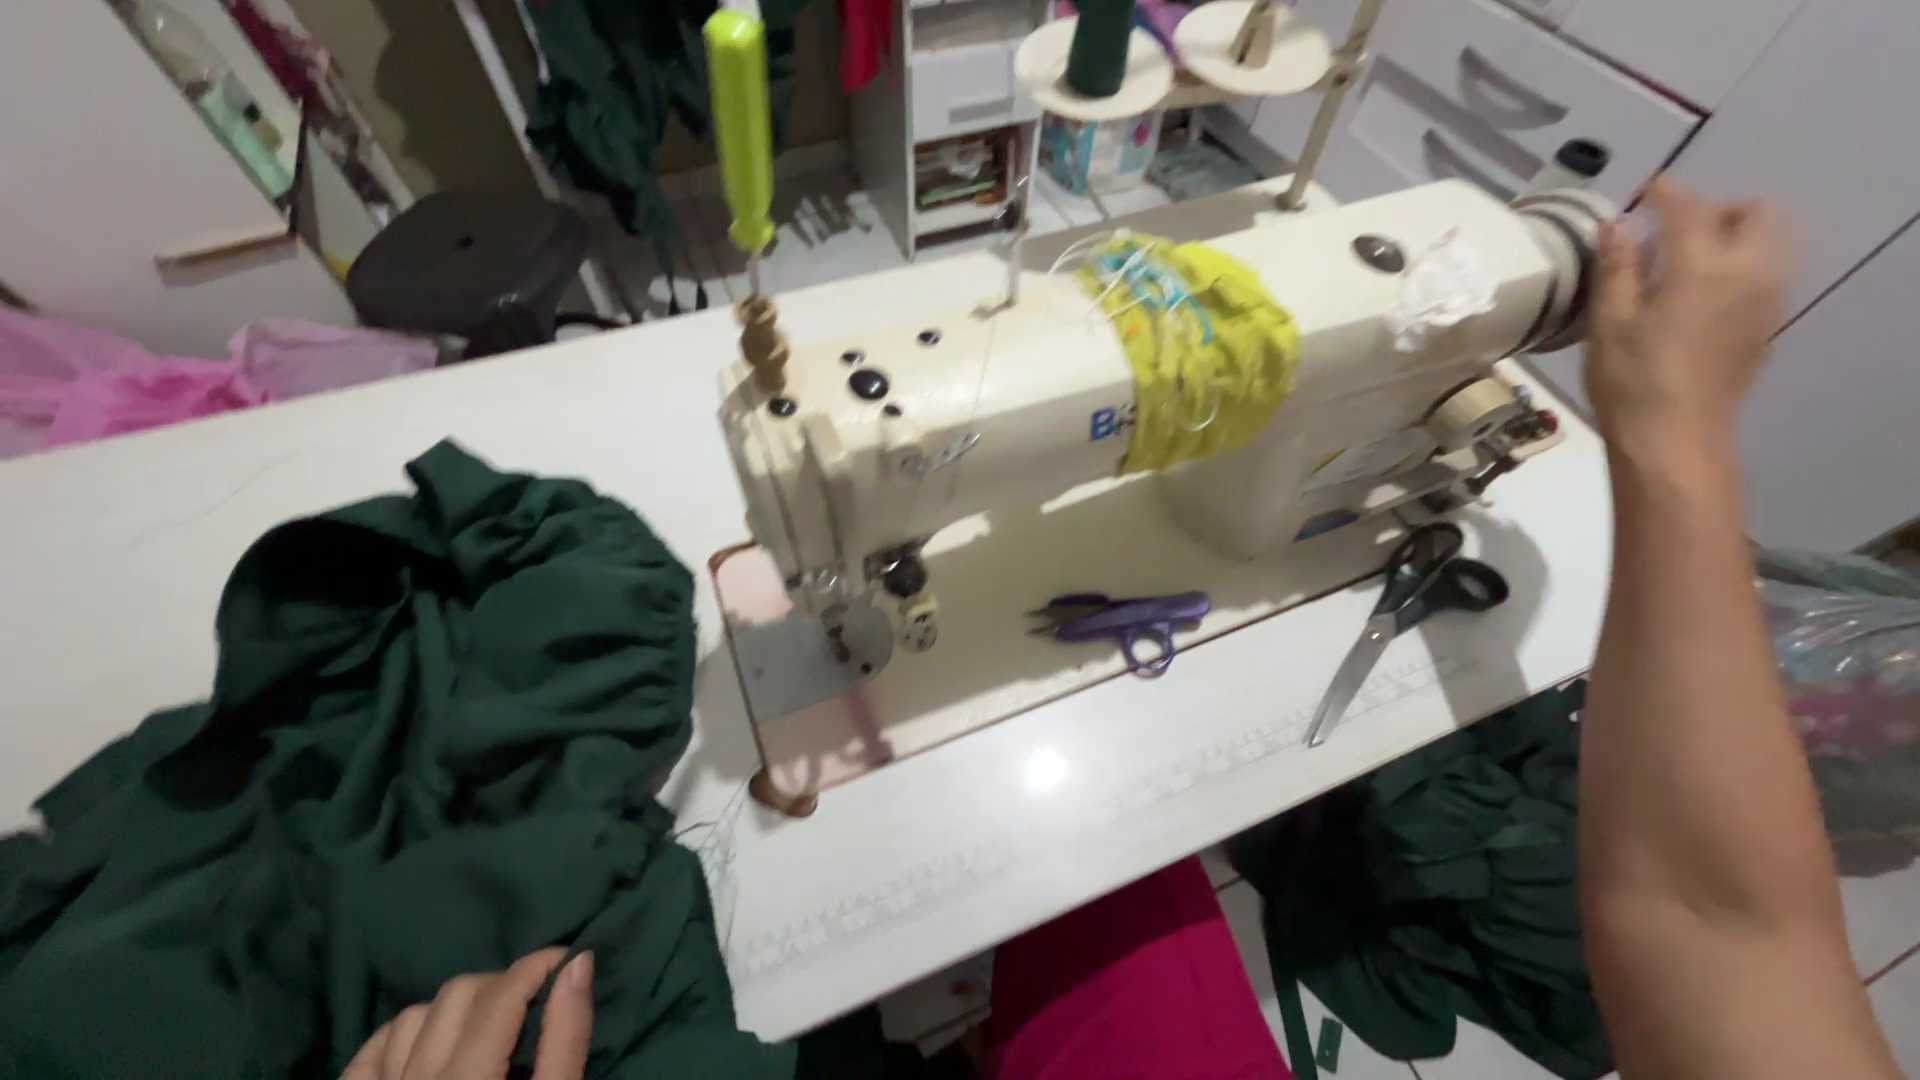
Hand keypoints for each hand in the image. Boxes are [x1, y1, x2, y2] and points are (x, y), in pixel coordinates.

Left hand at [341, 948, 593, 1079]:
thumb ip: (566, 1036)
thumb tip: (578, 962)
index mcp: (467, 1078)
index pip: (503, 993)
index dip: (540, 963)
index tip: (569, 960)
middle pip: (460, 993)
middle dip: (503, 986)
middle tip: (530, 1007)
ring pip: (413, 1016)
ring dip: (453, 1012)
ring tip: (482, 1034)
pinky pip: (370, 1049)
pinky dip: (401, 1037)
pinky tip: (426, 1049)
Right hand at [1586, 177, 1792, 449]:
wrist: (1674, 435)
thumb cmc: (1630, 379)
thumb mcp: (1609, 322)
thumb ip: (1616, 268)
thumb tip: (1616, 224)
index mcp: (1704, 268)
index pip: (1690, 211)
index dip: (1668, 194)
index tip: (1647, 189)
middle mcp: (1749, 272)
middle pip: (1754, 215)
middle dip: (1715, 210)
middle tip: (1670, 230)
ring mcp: (1767, 299)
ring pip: (1767, 243)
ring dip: (1731, 238)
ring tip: (1682, 261)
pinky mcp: (1766, 324)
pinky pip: (1763, 274)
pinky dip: (1736, 267)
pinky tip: (1696, 294)